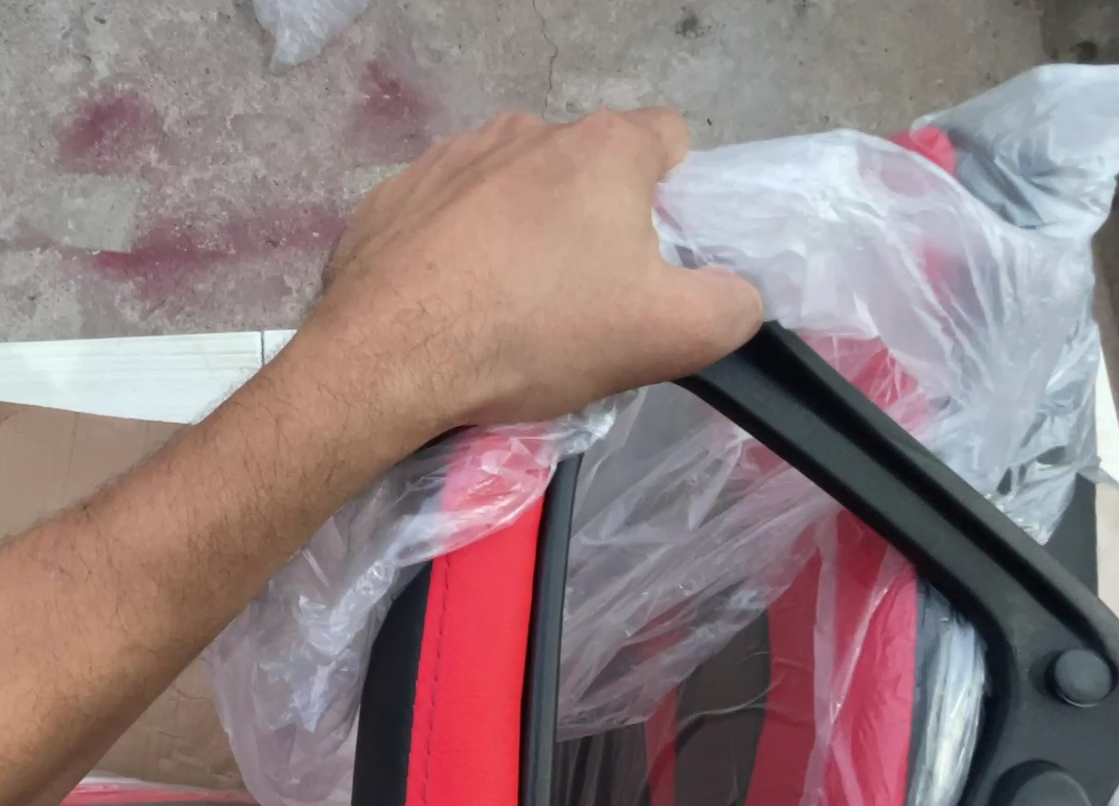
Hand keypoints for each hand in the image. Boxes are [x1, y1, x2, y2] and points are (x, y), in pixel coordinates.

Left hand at [304, 108, 761, 430]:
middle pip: (578, 176)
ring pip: (503, 195)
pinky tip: (434, 303)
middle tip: (563, 307)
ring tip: (490, 311)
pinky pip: (434, 220)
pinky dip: (444, 253)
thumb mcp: (664, 337)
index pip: (668, 145)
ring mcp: (442, 162)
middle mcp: (520, 133)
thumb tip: (732, 296)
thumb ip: (728, 307)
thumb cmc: (529, 337)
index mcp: (601, 148)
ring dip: (510, 240)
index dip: (668, 207)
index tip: (640, 268)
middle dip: (584, 230)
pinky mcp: (385, 202)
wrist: (386, 360)